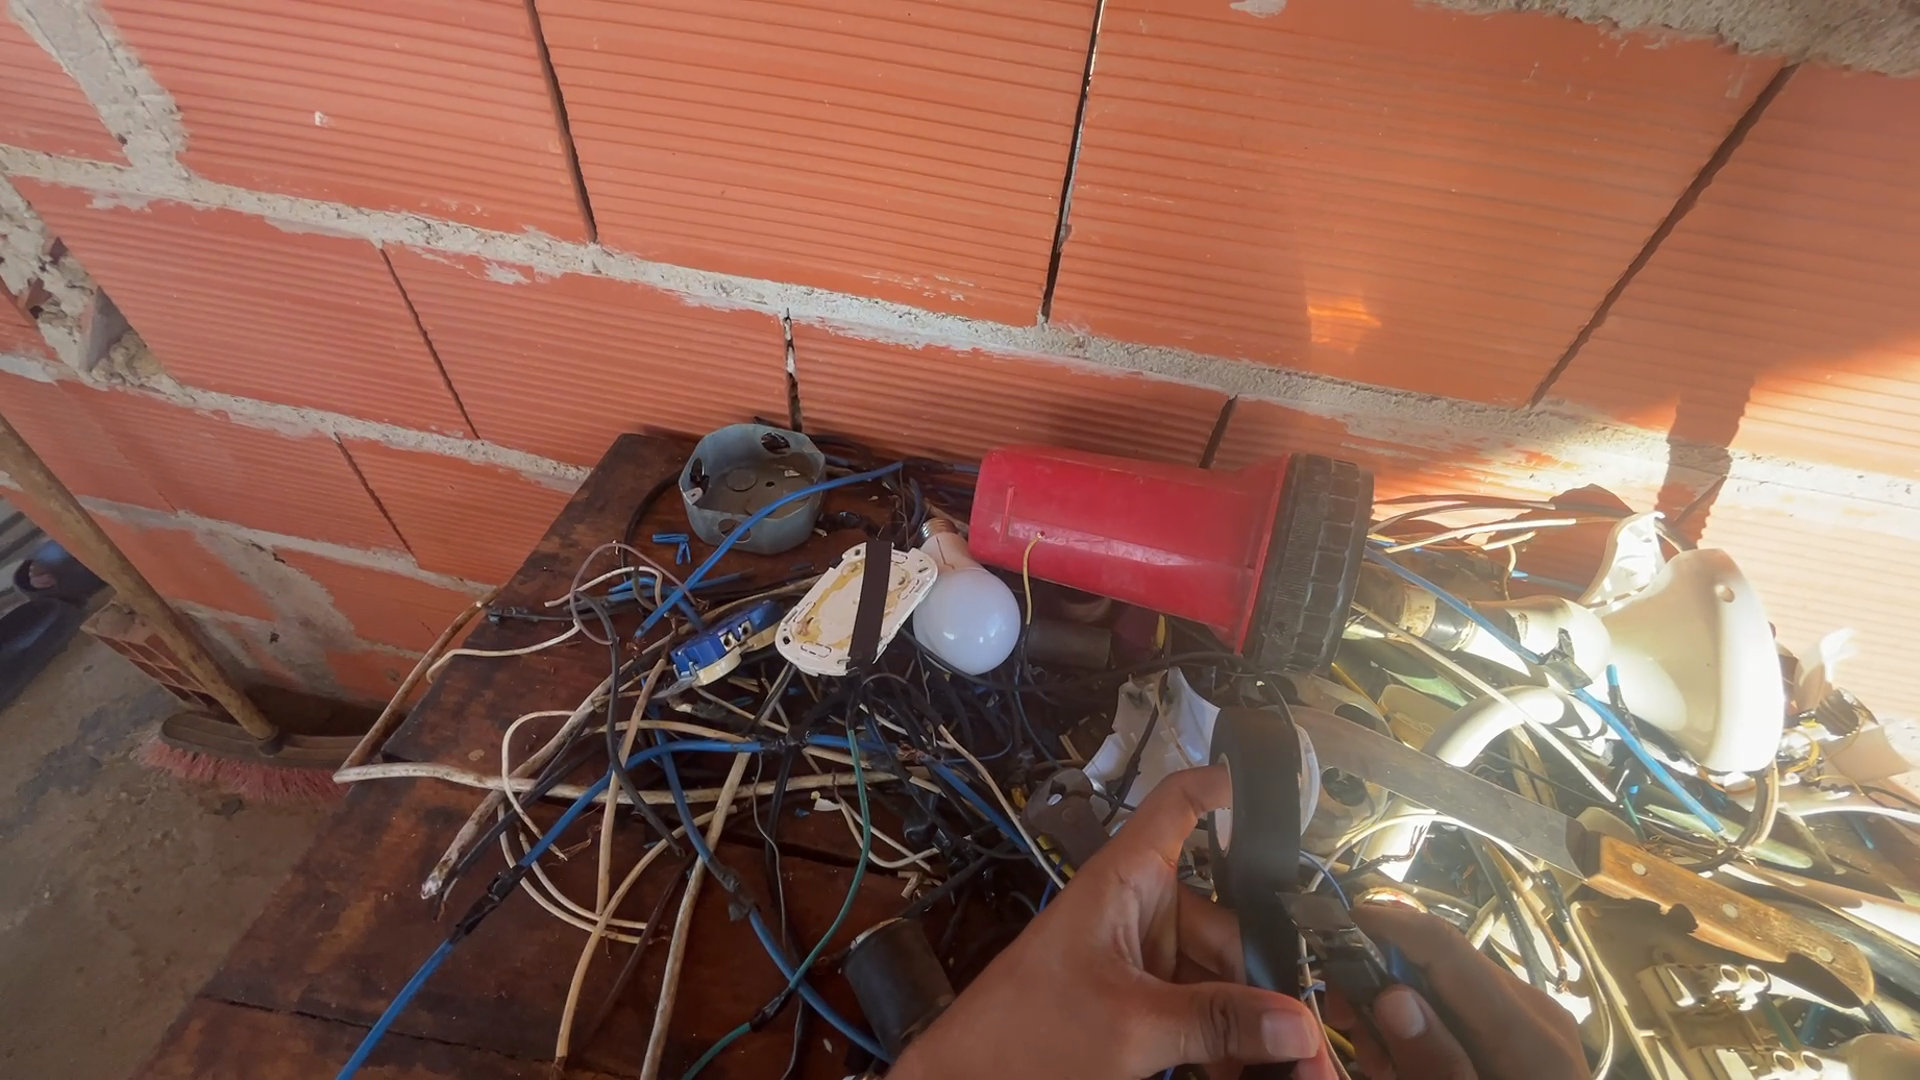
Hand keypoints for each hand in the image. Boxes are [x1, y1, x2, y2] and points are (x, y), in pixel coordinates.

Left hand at [891, 765, 1334, 1079]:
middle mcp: (1140, 904)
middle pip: (1226, 920)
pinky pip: (1196, 1004)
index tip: (1274, 796)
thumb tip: (1299, 1026)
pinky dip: (1222, 1039)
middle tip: (1312, 1043)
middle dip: (1268, 980)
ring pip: (1217, 973)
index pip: (1177, 805)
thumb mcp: (1131, 1026)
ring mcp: (1140, 952)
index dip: (1221, 788)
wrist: (972, 1075)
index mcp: (1128, 877)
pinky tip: (1248, 1074)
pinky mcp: (1138, 994)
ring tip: (1294, 1070)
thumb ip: (1216, 1023)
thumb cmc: (1032, 1027)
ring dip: (1251, 1022)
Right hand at [1329, 903, 1585, 1079]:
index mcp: (1527, 1034)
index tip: (1324, 929)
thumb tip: (1390, 996)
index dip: (1380, 923)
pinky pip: (1454, 996)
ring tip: (1376, 1053)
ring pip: (1436, 973)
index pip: (1442, 943)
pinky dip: (1418, 1015)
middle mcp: (1532, 1008)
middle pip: (1432, 956)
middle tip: (1341, 1016)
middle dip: (1376, 975)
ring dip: (1391, 999)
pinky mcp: (1522, 1027)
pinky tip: (1405, 1053)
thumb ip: (1434, 1067)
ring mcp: (1530, 1016)